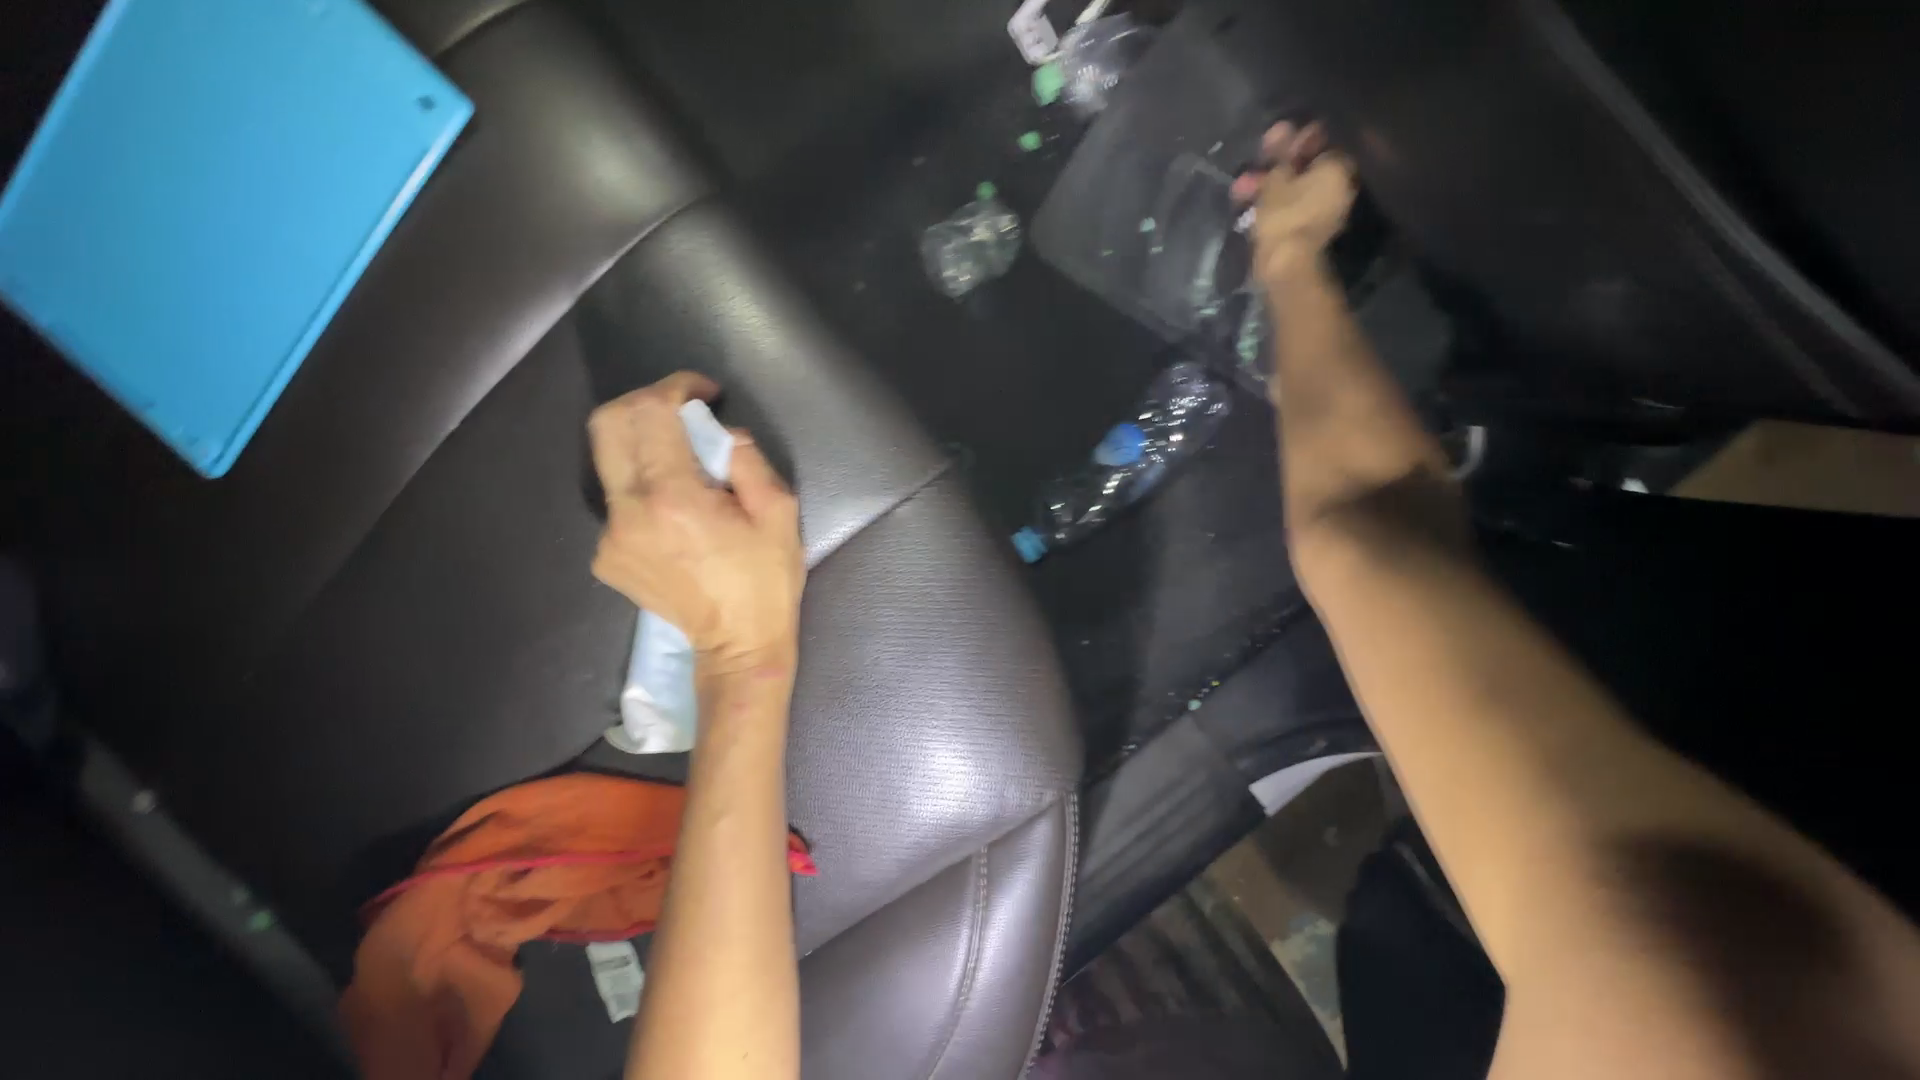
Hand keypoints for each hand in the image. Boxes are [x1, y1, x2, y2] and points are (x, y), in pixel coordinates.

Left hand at [588, 372, 804, 676]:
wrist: (737, 645)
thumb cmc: (765, 580)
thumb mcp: (778, 512)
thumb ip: (747, 458)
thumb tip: (719, 432)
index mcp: (673, 497)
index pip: (650, 412)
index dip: (675, 387)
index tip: (703, 393)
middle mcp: (628, 511)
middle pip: (608, 424)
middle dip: (644, 402)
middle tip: (680, 411)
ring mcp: (609, 537)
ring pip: (608, 461)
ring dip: (643, 446)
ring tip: (683, 464)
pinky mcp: (605, 556)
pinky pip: (615, 500)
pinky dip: (642, 487)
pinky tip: (674, 510)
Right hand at [1230, 121, 1357, 284]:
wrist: (1285, 266)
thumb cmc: (1284, 216)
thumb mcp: (1276, 179)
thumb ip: (1279, 154)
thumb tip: (1283, 128)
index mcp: (1338, 169)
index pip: (1320, 142)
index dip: (1296, 137)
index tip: (1272, 137)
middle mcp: (1339, 187)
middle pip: (1306, 167)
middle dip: (1276, 164)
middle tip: (1254, 161)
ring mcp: (1324, 211)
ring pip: (1294, 189)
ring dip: (1267, 186)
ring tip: (1240, 189)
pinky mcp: (1308, 231)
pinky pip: (1291, 208)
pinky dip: (1273, 205)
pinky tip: (1248, 205)